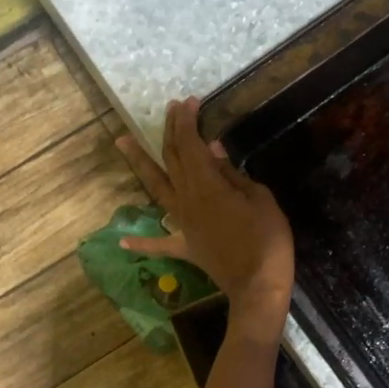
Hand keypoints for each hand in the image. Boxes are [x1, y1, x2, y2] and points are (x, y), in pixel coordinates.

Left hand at [116, 98, 294, 334]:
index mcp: (206, 183)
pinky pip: (159, 244)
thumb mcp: (260, 198)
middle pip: (171, 158)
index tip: (190, 102)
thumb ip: (232, 173)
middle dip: (170, 131)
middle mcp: (187, 199)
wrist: (259, 285)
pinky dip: (142, 243)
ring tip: (122, 142)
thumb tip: (213, 151)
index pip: (191, 143)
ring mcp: (182, 224)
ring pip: (156, 188)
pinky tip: (123, 242)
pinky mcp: (185, 247)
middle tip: (169, 109)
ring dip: (139, 164)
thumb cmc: (267, 239)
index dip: (188, 121)